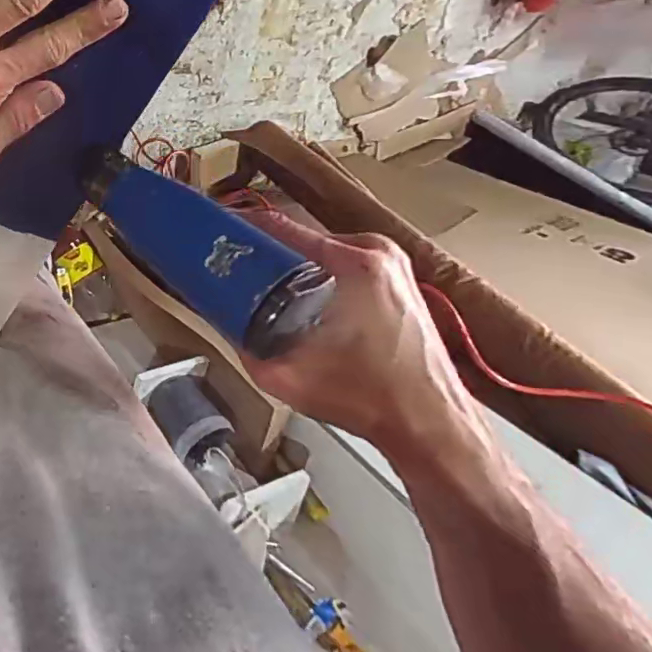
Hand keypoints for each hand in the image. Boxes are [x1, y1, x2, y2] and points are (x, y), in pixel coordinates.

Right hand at [237, 211, 476, 461]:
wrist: (432, 424)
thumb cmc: (374, 399)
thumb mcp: (288, 377)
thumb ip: (244, 348)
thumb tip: (221, 321)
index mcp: (354, 263)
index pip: (283, 227)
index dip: (244, 226)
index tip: (219, 229)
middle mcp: (378, 252)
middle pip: (303, 236)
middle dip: (267, 249)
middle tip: (236, 265)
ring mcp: (393, 264)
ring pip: (324, 248)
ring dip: (292, 261)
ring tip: (263, 280)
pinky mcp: (399, 279)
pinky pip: (345, 261)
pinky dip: (319, 271)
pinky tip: (301, 294)